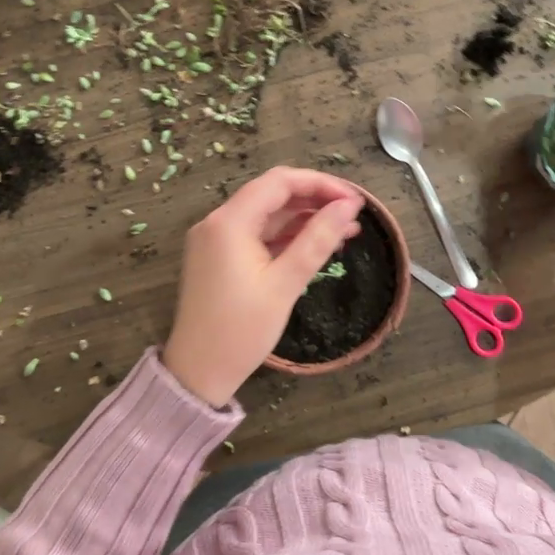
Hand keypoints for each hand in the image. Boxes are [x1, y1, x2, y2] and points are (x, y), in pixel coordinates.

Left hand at [163, 167, 364, 405]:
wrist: (199, 372)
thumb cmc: (242, 330)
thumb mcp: (285, 283)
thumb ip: (317, 239)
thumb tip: (350, 206)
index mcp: (229, 222)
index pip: (279, 182)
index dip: (320, 184)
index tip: (354, 200)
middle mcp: (218, 222)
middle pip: (273, 194)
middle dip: (316, 200)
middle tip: (355, 215)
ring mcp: (217, 240)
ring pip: (268, 216)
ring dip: (305, 219)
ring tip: (347, 231)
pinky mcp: (220, 258)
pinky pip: (258, 236)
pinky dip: (288, 237)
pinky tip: (318, 245)